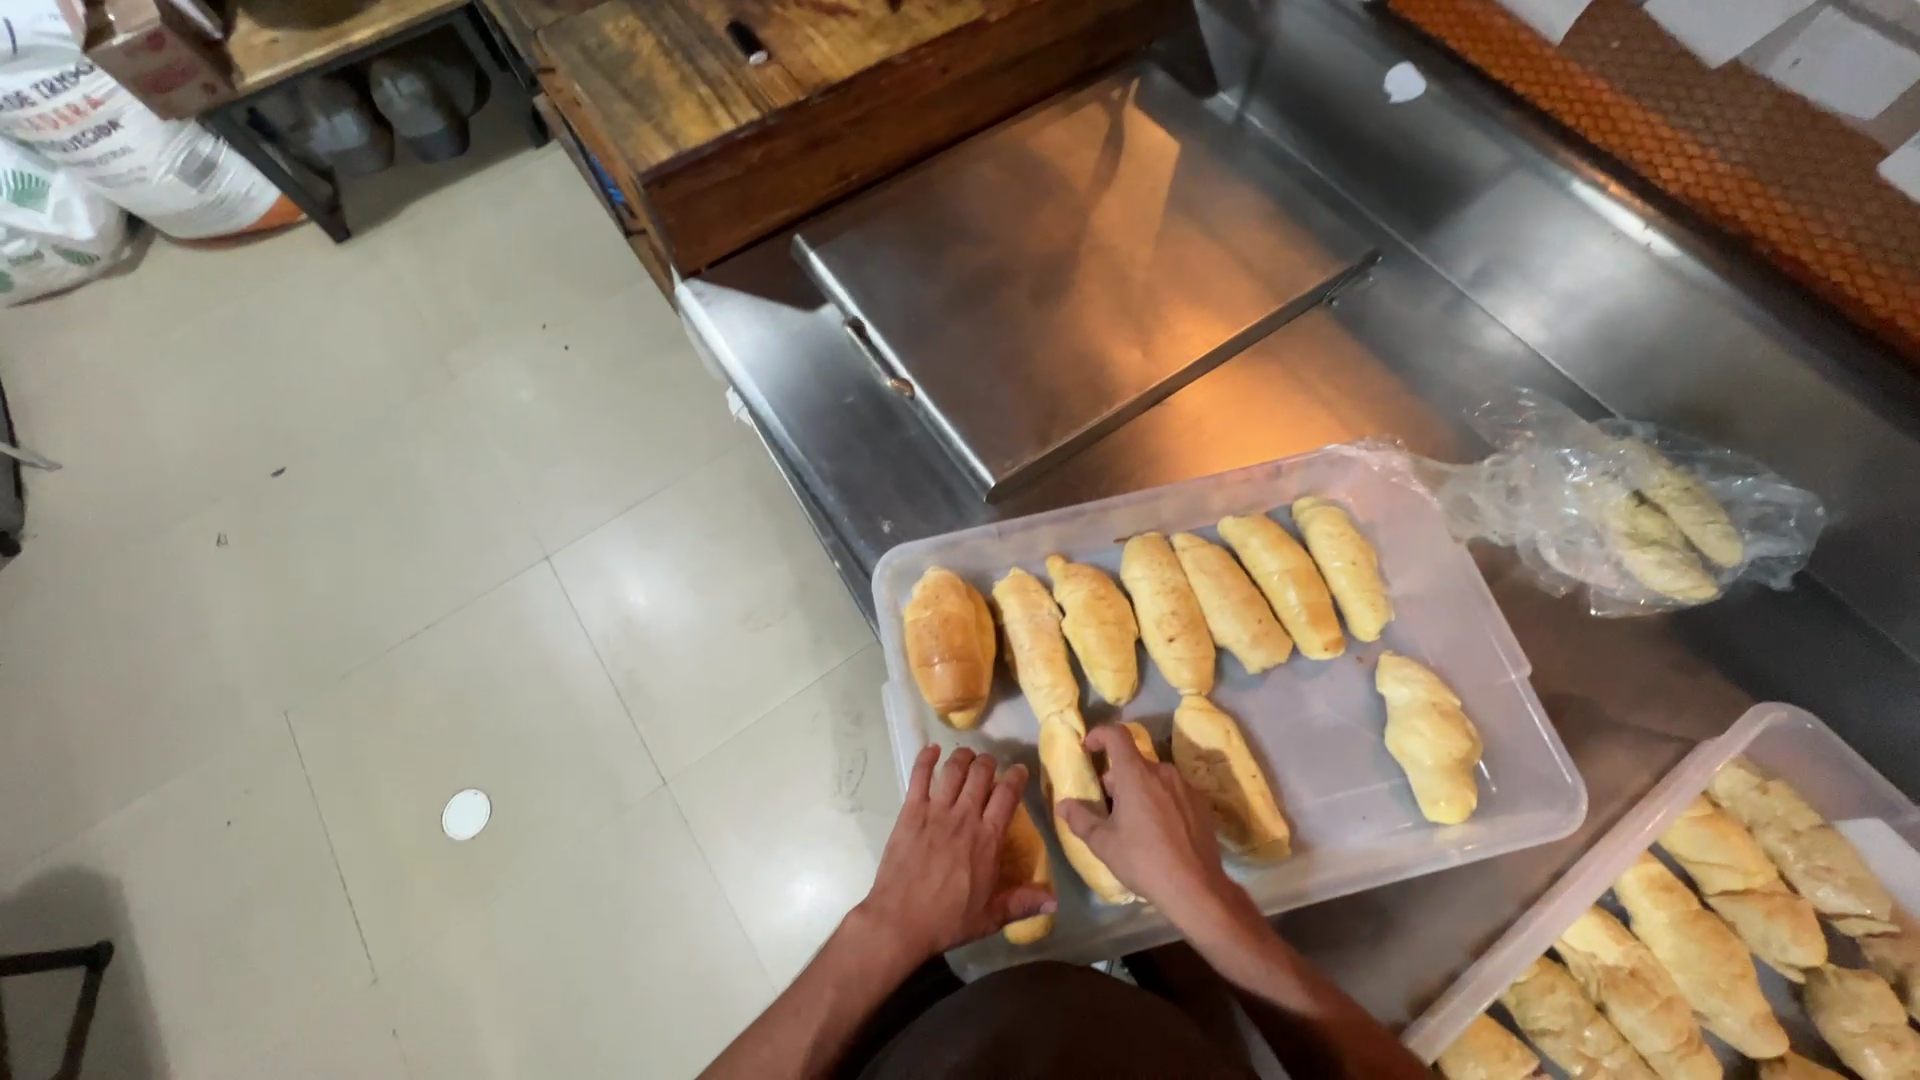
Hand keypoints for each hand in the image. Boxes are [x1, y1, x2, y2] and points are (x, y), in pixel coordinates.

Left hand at [852, 745, 1056, 962]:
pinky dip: (926, 759)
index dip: (1015, 778)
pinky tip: (932, 750)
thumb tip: (1055, 902)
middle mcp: (964, 817)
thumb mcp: (990, 917)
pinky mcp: (910, 812)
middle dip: (989, 763)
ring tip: (967, 755)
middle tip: (990, 763)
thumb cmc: (947, 921)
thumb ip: (1022, 903)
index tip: (1019, 770)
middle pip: (981, 775)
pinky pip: (919, 777)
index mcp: (987, 839)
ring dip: (963, 757)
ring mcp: (935, 811)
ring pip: (953, 770)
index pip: (1007, 796)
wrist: (900, 921)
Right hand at [1058, 727, 1257, 935]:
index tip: (1089, 747)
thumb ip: (1080, 819)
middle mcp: (1163, 772)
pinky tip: (1160, 831)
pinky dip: (1162, 801)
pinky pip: (1174, 792)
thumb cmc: (1143, 861)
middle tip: (1109, 808)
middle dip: (1117, 778)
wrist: (1196, 889)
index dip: (1100, 735)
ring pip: (1154, 777)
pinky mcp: (1202, 803)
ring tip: (1135, 823)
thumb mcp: (1103, 844)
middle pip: (1134, 762)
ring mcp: (1186, 786)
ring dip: (1140, 790)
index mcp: (1136, 774)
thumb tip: (1063, 804)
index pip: (1116, 735)